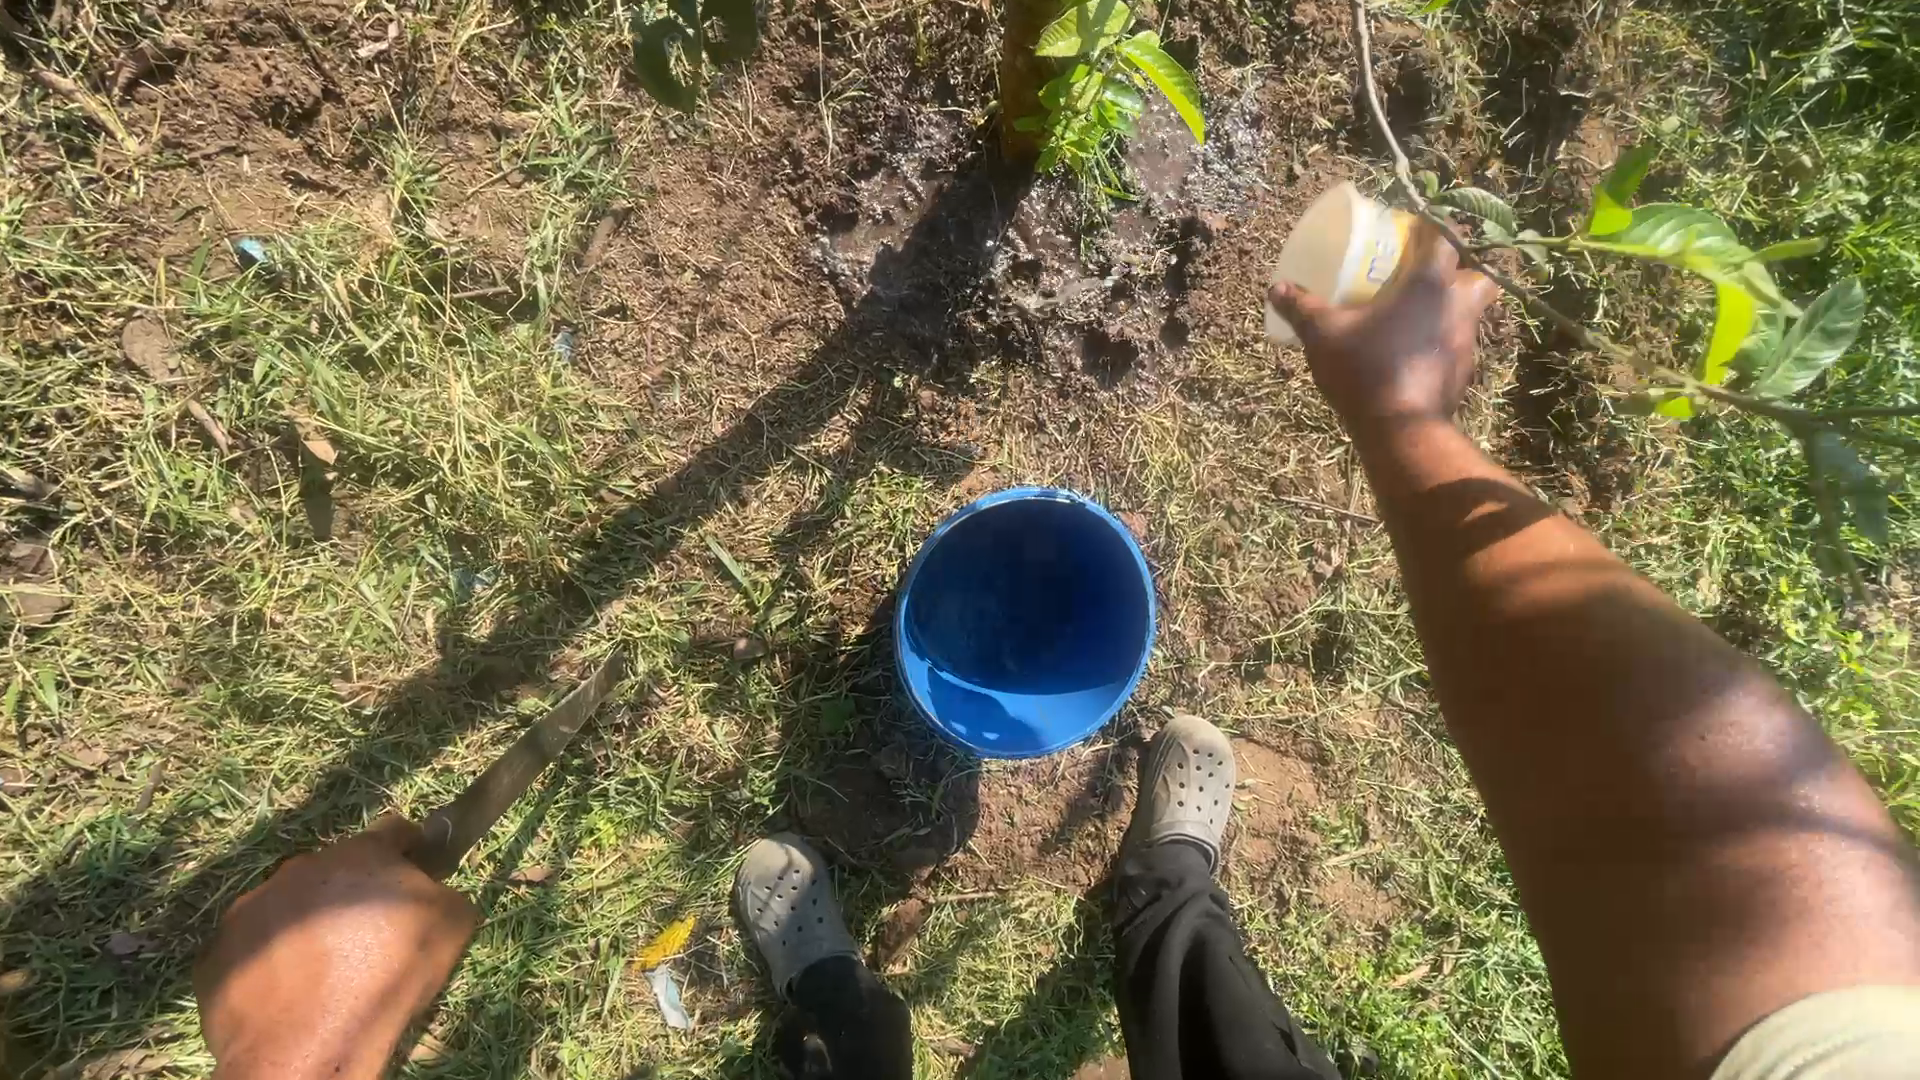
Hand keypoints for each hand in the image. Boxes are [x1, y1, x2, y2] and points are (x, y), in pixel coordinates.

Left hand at [195, 816, 476, 1079]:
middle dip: (356, 888)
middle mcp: (300, 869)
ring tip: (328, 965)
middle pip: (338, 868)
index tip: (420, 877)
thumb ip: (440, 889)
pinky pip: (256, 944)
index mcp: (360, 852)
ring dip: (312, 919)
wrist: (312, 1045)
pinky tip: (293, 989)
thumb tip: (425, 892)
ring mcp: (249, 912)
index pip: (394, 830)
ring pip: (292, 903)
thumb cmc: (391, 969)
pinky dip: (275, 957)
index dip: (411, 851)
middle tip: (374, 929)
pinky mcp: (215, 957)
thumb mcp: (453, 918)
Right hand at [1268, 221, 1500, 431]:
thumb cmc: (1364, 369)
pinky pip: (1456, 346)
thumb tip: (1277, 287)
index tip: (1411, 233)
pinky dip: (1439, 344)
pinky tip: (1412, 356)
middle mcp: (1459, 305)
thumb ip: (1302, 309)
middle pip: (1475, 274)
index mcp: (1431, 284)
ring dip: (1448, 309)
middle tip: (1423, 280)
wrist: (1399, 428)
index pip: (1446, 238)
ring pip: (1470, 312)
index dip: (1431, 229)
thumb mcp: (1323, 335)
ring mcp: (1466, 341)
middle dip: (1455, 272)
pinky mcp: (1463, 371)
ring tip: (1414, 321)